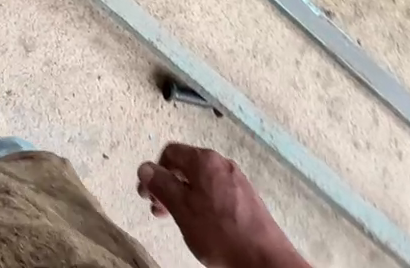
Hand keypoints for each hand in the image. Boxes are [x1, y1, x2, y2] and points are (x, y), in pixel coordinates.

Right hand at [137, 144, 307, 267]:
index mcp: (204, 160)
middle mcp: (222, 163)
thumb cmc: (219, 233)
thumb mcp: (182, 210)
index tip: (148, 196)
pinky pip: (217, 192)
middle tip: (159, 210)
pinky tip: (203, 224)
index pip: (170, 152)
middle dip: (168, 186)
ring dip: (184, 196)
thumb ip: (161, 186)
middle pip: (186, 166)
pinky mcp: (248, 199)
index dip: (154, 171)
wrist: (266, 262)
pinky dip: (203, 202)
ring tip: (179, 219)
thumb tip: (144, 167)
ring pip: (202, 181)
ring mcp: (237, 180)